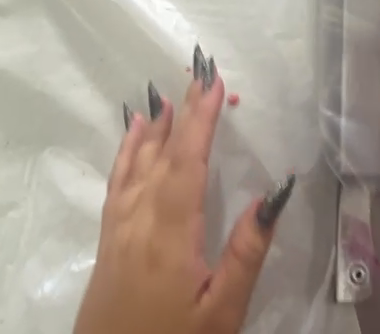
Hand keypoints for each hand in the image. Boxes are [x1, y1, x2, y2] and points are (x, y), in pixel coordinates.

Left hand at [74, 49, 296, 333]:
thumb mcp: (222, 311)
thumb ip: (246, 253)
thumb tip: (272, 193)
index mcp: (170, 232)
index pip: (188, 160)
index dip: (202, 117)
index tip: (215, 80)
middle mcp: (139, 219)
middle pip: (162, 152)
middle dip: (183, 109)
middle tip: (199, 70)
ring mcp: (118, 229)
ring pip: (136, 162)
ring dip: (154, 125)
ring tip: (168, 93)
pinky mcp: (107, 243)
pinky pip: (116, 182)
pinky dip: (125, 152)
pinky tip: (130, 135)